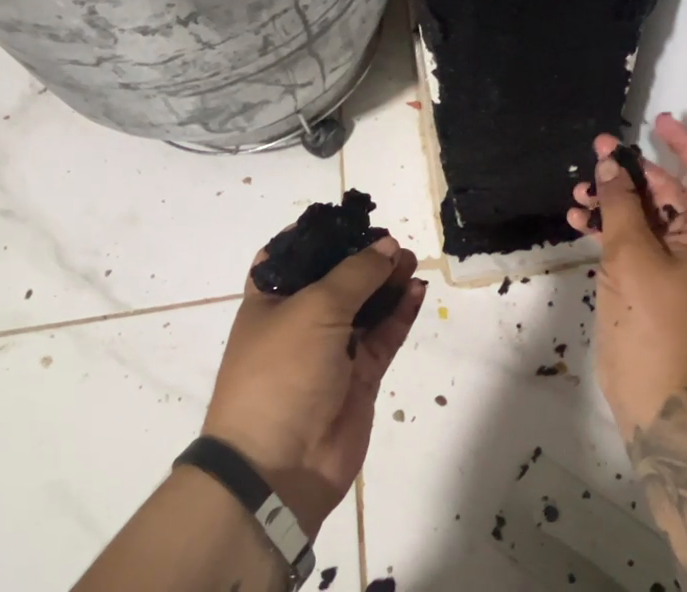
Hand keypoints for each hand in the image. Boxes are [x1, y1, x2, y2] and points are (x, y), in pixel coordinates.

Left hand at [203, 238, 425, 535]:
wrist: (279, 465)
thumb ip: (355, 274)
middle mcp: (298, 322)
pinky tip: (417, 291)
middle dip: (363, 259)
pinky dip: (400, 314)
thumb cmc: (281, 373)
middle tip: (394, 242)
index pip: (289, 257)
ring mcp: (330, 351)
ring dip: (387, 284)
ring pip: (364, 307)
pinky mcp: (359, 376)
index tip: (349, 221)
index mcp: (269, 301)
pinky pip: (383, 336)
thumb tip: (387, 246)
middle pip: (335, 280)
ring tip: (412, 261)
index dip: (317, 237)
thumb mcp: (314, 309)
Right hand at [567, 113, 686, 434]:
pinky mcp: (642, 282)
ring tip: (578, 190)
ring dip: (612, 199)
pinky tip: (576, 219)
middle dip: (633, 171)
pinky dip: (603, 227)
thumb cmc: (654, 320)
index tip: (658, 122)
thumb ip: (621, 205)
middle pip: (667, 192)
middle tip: (597, 152)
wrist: (654, 393)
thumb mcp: (634, 255)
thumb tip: (610, 163)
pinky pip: (625, 242)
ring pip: (641, 216)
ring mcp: (666, 265)